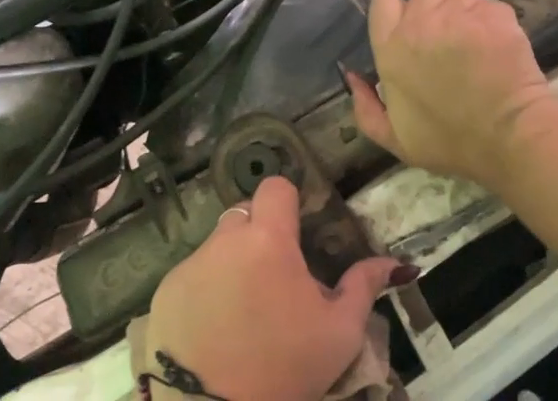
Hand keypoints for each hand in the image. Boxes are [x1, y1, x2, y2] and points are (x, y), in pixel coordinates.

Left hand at [146, 176, 403, 400]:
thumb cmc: (284, 369)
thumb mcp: (339, 334)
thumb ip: (363, 287)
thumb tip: (394, 263)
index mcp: (268, 240)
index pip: (275, 187)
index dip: (288, 203)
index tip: (297, 232)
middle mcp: (224, 241)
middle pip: (245, 216)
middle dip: (261, 237)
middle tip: (276, 279)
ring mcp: (189, 266)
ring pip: (218, 247)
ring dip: (233, 264)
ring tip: (246, 311)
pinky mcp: (164, 293)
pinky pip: (192, 276)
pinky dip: (206, 291)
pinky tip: (216, 328)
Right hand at [345, 0, 557, 188]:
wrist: (508, 138)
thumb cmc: (450, 143)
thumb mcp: (396, 140)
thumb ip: (367, 109)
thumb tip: (353, 77)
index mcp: (392, 48)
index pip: (384, 2)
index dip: (399, 13)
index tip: (412, 32)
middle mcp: (421, 22)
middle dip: (437, 6)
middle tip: (449, 35)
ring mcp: (460, 14)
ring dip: (467, 13)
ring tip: (478, 42)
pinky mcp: (494, 14)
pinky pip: (490, 6)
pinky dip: (494, 22)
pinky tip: (499, 46)